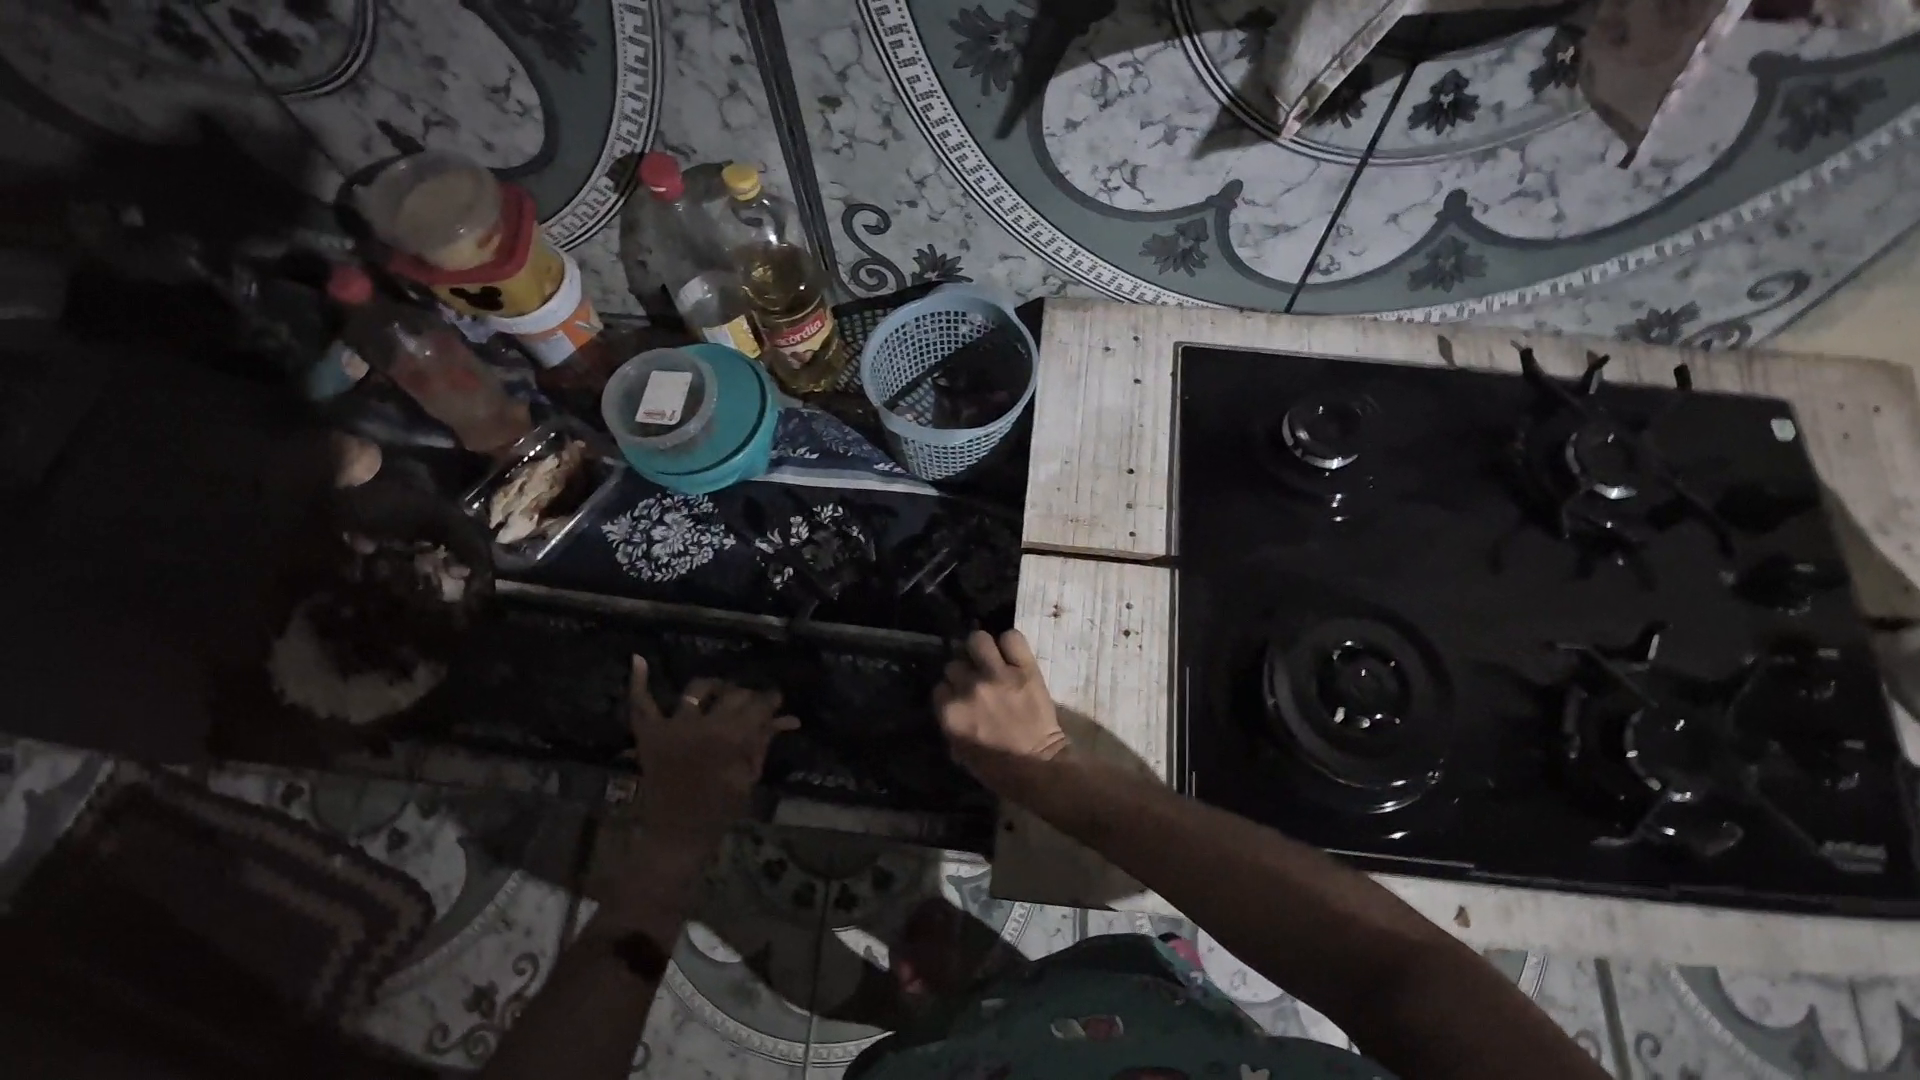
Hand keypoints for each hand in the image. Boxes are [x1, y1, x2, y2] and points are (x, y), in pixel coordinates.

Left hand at [627, 657, 797, 844]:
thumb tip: (788, 719)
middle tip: (753, 703)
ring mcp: (673, 726)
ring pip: (696, 691)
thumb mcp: (748, 777)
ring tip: (721, 691)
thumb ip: (763, 742)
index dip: (770, 700)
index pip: (757, 706)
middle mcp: (702, 724)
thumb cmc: (719, 810)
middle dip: (747, 696)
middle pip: (732, 695)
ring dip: (713, 687)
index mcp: (731, 737)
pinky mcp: (649, 733)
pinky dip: (638, 682)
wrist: (676, 834)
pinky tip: (638, 659)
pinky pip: (641, 704)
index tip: (776, 699)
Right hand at [932, 630, 1067, 792]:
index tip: (961, 697)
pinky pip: (1012, 638)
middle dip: (965, 672)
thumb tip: (950, 703)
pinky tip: (1013, 656)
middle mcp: (969, 688)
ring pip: (978, 640)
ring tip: (991, 660)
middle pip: (955, 663)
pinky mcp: (1025, 669)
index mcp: (951, 712)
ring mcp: (997, 675)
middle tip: (978, 681)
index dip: (951, 691)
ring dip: (982, 649)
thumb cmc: (998, 769)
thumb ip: (950, 723)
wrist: (1039, 767)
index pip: (940, 686)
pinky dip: (1011, 644)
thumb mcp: (960, 752)